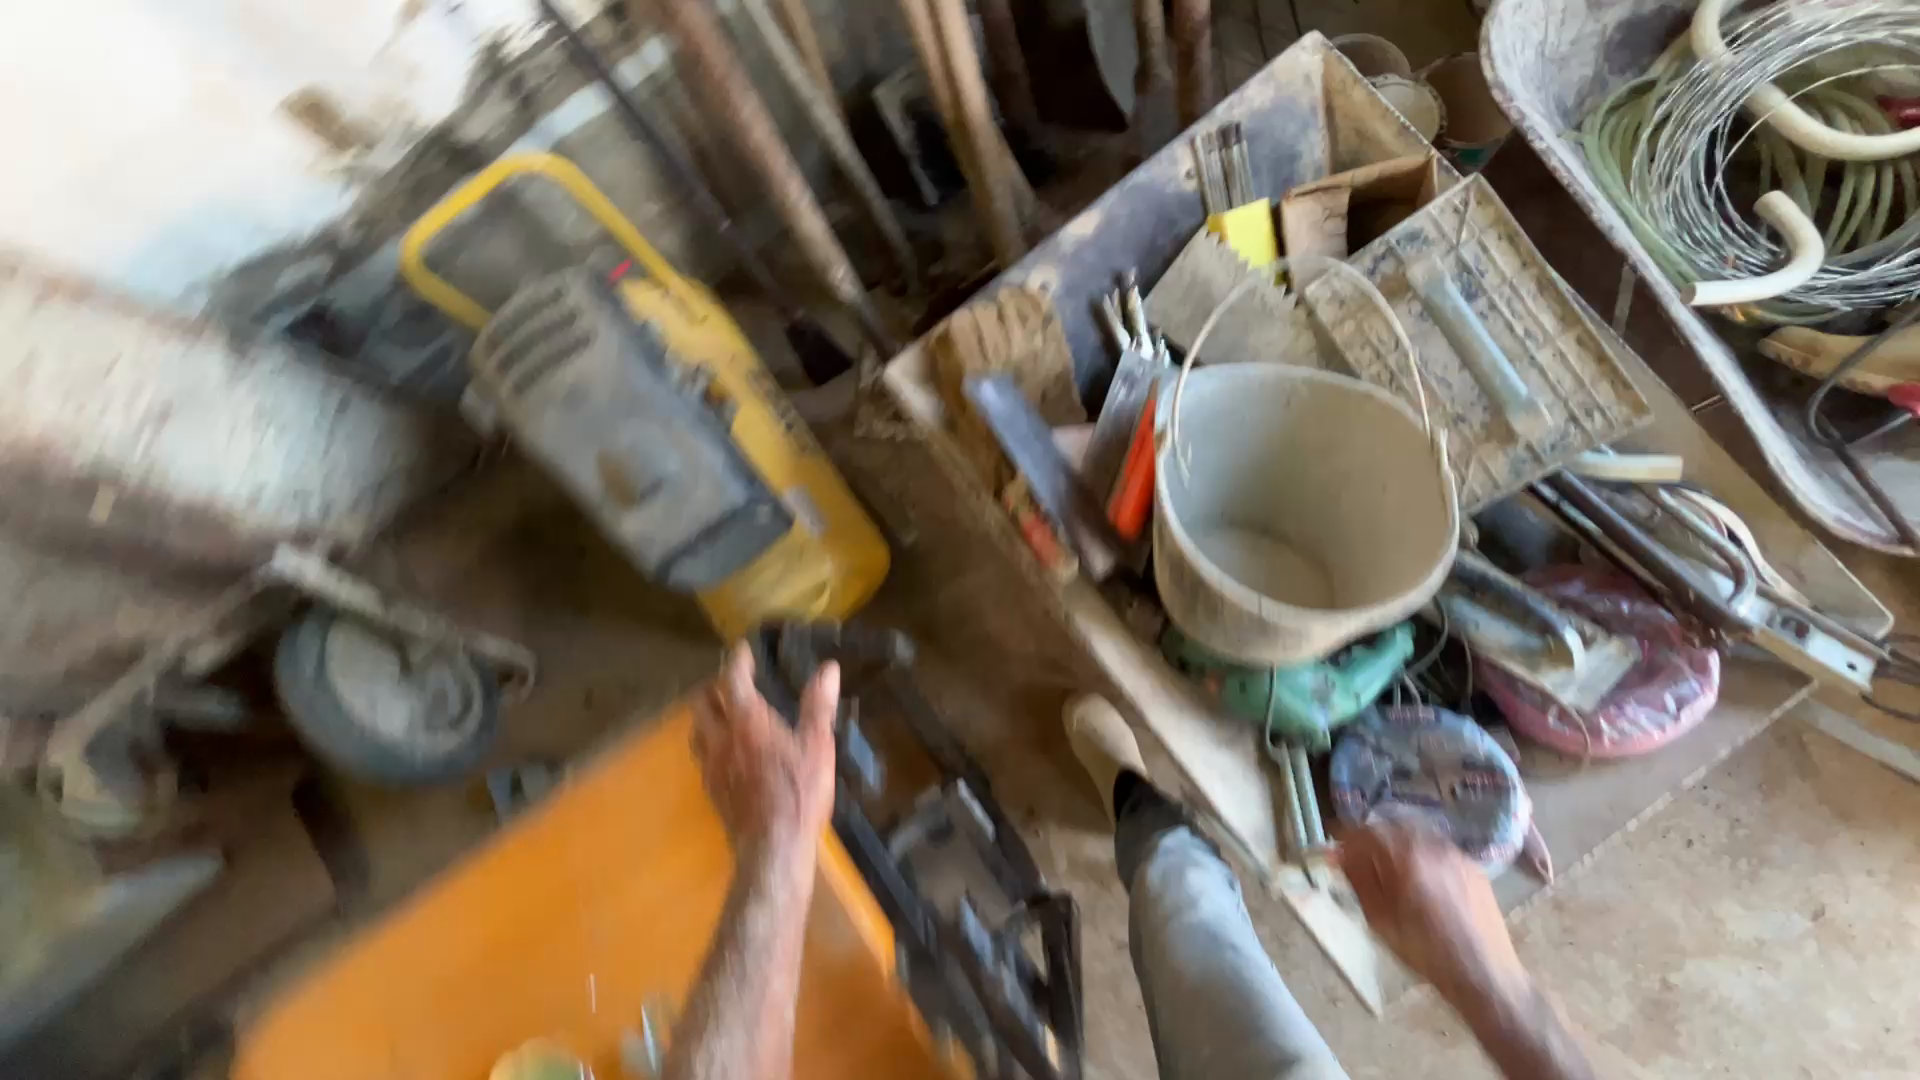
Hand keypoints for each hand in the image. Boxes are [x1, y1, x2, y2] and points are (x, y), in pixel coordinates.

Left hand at [692, 642, 839, 866]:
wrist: (772, 845)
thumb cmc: (800, 791)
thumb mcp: (818, 746)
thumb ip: (819, 706)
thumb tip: (828, 669)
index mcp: (748, 722)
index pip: (732, 680)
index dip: (737, 660)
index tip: (742, 649)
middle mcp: (722, 738)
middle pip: (702, 702)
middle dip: (713, 685)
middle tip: (730, 680)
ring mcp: (712, 765)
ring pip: (696, 728)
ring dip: (707, 713)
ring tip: (723, 710)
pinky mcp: (711, 788)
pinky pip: (702, 754)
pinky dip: (710, 740)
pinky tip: (726, 750)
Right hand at [1336, 819, 1527, 1002]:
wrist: (1484, 975)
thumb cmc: (1424, 950)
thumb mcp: (1378, 918)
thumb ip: (1357, 879)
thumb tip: (1340, 855)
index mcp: (1404, 856)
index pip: (1365, 831)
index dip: (1345, 838)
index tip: (1336, 850)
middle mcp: (1431, 846)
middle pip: (1391, 827)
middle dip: (1372, 840)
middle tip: (1363, 859)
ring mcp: (1456, 855)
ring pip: (1417, 836)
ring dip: (1398, 845)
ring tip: (1392, 869)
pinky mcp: (1473, 868)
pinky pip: (1439, 850)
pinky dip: (1422, 856)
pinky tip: (1423, 880)